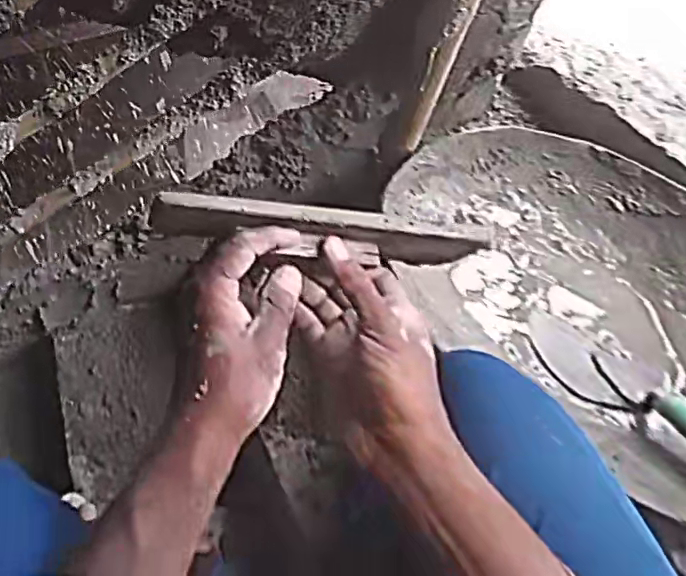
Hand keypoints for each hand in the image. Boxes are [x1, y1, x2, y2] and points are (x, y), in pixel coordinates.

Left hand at [175, 227, 307, 443]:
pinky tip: (262, 289)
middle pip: (228, 250)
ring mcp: (193, 302)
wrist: (205, 420)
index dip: (269, 237)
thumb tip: (288, 273)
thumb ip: (279, 302)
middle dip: (260, 244)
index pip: (240, 245)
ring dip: (251, 261)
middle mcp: (196, 289)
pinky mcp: (196, 316)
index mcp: (212, 288)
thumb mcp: (268, 342)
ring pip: (223, 266)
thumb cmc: (233, 390)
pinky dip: (242, 279)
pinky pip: (219, 283)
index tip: (291, 235)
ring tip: (281, 263)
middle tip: (288, 245)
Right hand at [296, 236, 451, 471]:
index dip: (347, 256)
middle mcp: (369, 323)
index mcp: (394, 313)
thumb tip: (336, 249)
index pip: (371, 272)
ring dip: (301, 284)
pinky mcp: (325, 355)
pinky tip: (278, 294)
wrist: (395, 445)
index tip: (321, 240)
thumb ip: (357, 284)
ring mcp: (345, 339)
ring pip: (319, 301)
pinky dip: (291, 308)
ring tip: (278, 264)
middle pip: (340, 283)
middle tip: (290, 247)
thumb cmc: (407, 395)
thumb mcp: (383, 327)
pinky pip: (304, 323)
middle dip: (318, 265)